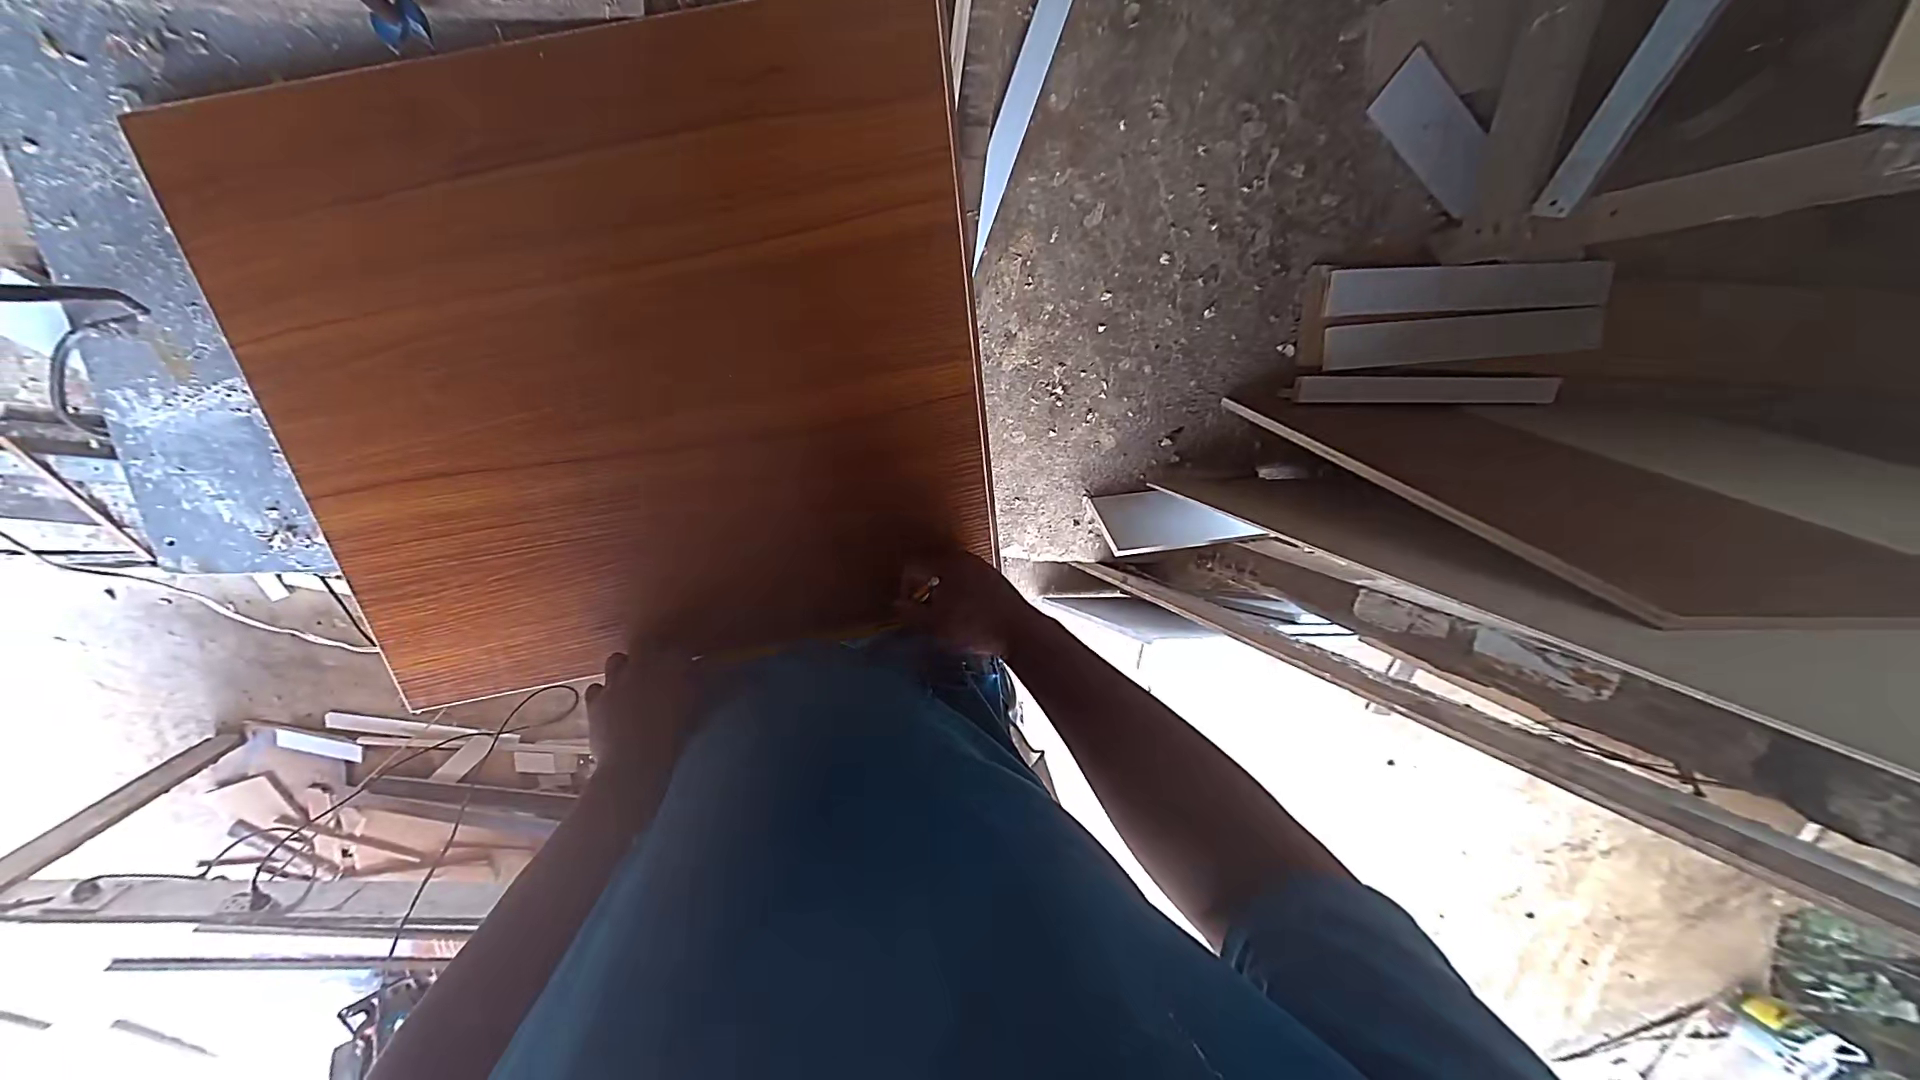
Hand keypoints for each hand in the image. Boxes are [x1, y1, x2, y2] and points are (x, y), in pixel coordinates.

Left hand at [584, 646, 698, 786]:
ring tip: (633, 682)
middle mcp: (641, 665)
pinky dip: (604, 692)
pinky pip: (596, 687)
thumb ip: (706, 687)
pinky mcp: (595, 700)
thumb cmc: (675, 734)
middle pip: (645, 645)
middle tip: (658, 669)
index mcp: (670, 664)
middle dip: (652, 652)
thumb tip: (719, 675)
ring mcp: (614, 681)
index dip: (683, 657)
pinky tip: (612, 703)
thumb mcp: (700, 709)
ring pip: (616, 660)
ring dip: (625, 667)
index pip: (679, 649)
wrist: (635, 760)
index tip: (688, 667)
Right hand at [895, 551, 1036, 657]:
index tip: (906, 605)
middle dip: (922, 588)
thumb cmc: (976, 626)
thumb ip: (910, 613)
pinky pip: (968, 582)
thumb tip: (897, 605)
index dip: (903, 585)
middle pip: (932, 567)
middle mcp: (966, 559)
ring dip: (941, 592)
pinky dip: (959, 594)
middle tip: (921, 610)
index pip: (913, 564)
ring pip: (951, 575)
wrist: (1021, 633)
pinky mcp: (995, 581)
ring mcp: (983, 568)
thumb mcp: (934, 624)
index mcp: (947, 562)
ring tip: (941, 615)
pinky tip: (963, 615)